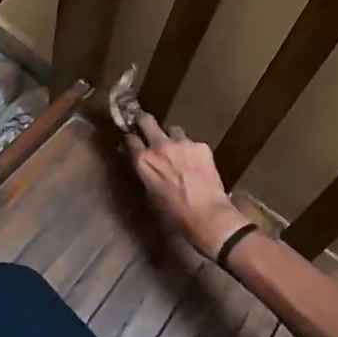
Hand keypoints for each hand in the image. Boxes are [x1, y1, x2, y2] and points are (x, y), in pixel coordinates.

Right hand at [123, 113, 252, 259]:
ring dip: (172, 138)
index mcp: (143, 161)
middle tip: (145, 125)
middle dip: (143, 120)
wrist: (208, 216)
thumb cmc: (174, 214)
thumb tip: (143, 163)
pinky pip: (192, 143)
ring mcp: (182, 143)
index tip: (132, 139)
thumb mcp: (151, 193)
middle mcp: (160, 146)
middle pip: (146, 120)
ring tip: (179, 152)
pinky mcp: (201, 146)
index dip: (130, 138)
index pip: (129, 139)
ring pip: (173, 130)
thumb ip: (145, 172)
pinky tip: (197, 165)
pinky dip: (192, 151)